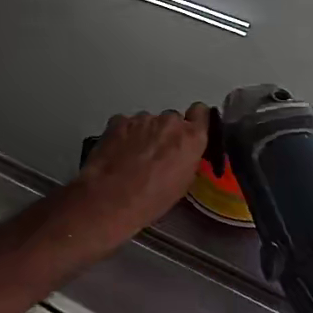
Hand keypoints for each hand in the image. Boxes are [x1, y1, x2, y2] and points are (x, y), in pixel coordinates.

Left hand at [65, 104, 210, 243]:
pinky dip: (123, 134)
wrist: (111, 200)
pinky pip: (126, 123)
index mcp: (191, 138)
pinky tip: (117, 153)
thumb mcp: (182, 183)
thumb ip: (186, 158)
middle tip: (154, 153)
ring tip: (132, 157)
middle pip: (171, 119)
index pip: (200, 112)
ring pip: (147, 121)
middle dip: (164, 133)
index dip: (193, 120)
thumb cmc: (151, 199)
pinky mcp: (119, 121)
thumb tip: (180, 154)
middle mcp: (170, 122)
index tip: (187, 130)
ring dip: (143, 134)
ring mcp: (143, 119)